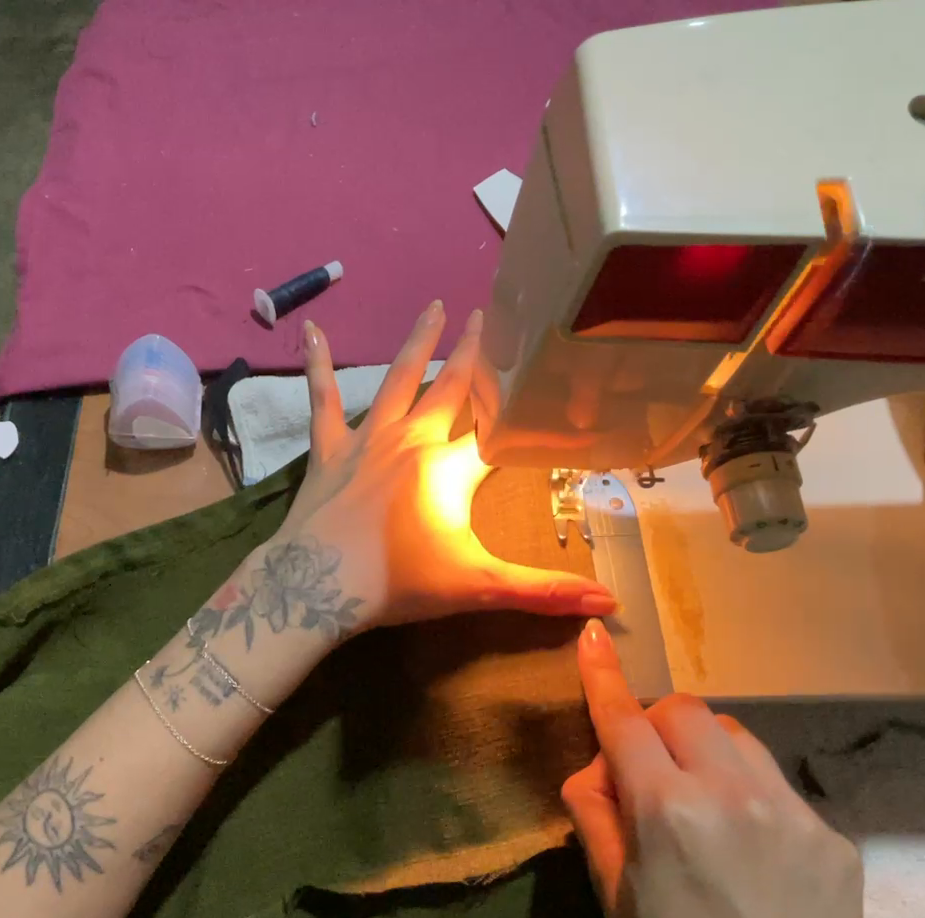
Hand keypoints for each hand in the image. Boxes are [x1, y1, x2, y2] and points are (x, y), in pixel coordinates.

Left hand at [271, 300, 614, 629]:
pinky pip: (322, 398)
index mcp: (451, 468)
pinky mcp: (327, 448)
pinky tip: (312, 329)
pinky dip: (317, 363)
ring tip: (435, 306)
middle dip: (476, 354)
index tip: (553, 386)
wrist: (318, 587)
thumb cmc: (397, 583)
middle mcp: (413, 439)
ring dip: (419, 342)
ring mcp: (367, 439)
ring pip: (399, 380)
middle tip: (490, 315)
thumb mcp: (478, 587)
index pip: (500, 432)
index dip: (528, 414)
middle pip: (452, 388)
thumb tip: (612, 603)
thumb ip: (543, 591)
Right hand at [561, 620, 885, 917]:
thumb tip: (596, 766)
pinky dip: (746, 792)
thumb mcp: (611, 901)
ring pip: (736, 736)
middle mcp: (732, 795)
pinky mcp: (835, 838)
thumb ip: (596, 817)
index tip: (593, 636)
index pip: (623, 722)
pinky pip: (777, 784)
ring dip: (704, 750)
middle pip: (685, 711)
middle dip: (655, 723)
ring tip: (699, 806)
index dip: (602, 677)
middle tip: (645, 772)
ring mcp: (793, 814)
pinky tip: (748, 850)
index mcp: (666, 813)